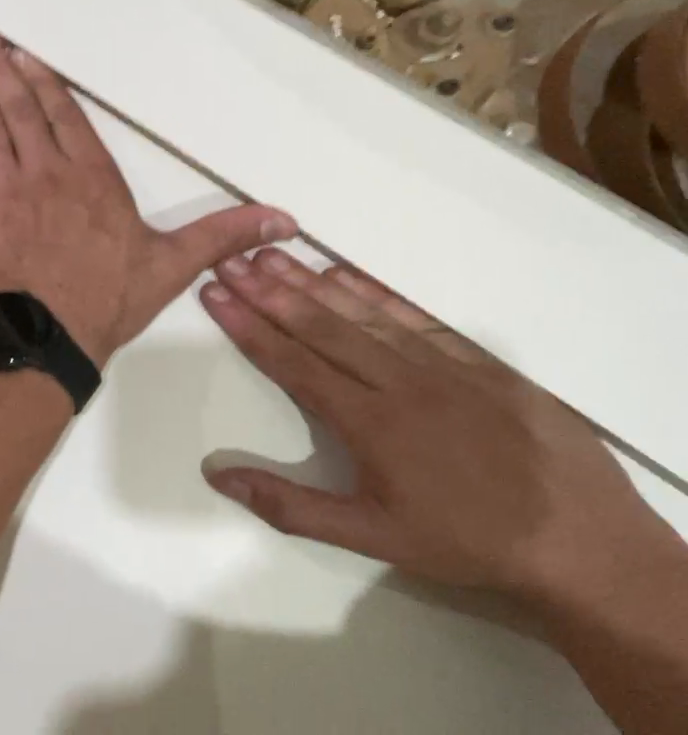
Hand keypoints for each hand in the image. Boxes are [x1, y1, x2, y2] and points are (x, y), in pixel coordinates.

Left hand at [0, 31, 295, 364]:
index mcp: (93, 178)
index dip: (43, 83)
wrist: (44, 336)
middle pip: (20, 111)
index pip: (65, 116)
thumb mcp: (172, 266)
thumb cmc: (106, 301)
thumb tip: (287, 219)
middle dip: (2, 71)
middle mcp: (46, 172)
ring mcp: (4, 189)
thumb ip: (222, 235)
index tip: (24, 54)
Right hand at [201, 251, 682, 613]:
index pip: (292, 363)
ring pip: (366, 316)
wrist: (588, 547)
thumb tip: (216, 474)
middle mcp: (401, 385)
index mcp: (370, 424)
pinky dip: (377, 293)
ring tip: (272, 256)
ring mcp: (447, 370)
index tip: (214, 292)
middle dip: (268, 292)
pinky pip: (420, 319)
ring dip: (313, 283)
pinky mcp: (485, 366)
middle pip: (322, 328)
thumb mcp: (372, 538)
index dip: (247, 325)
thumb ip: (290, 505)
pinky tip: (346, 274)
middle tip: (229, 259)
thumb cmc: (466, 541)